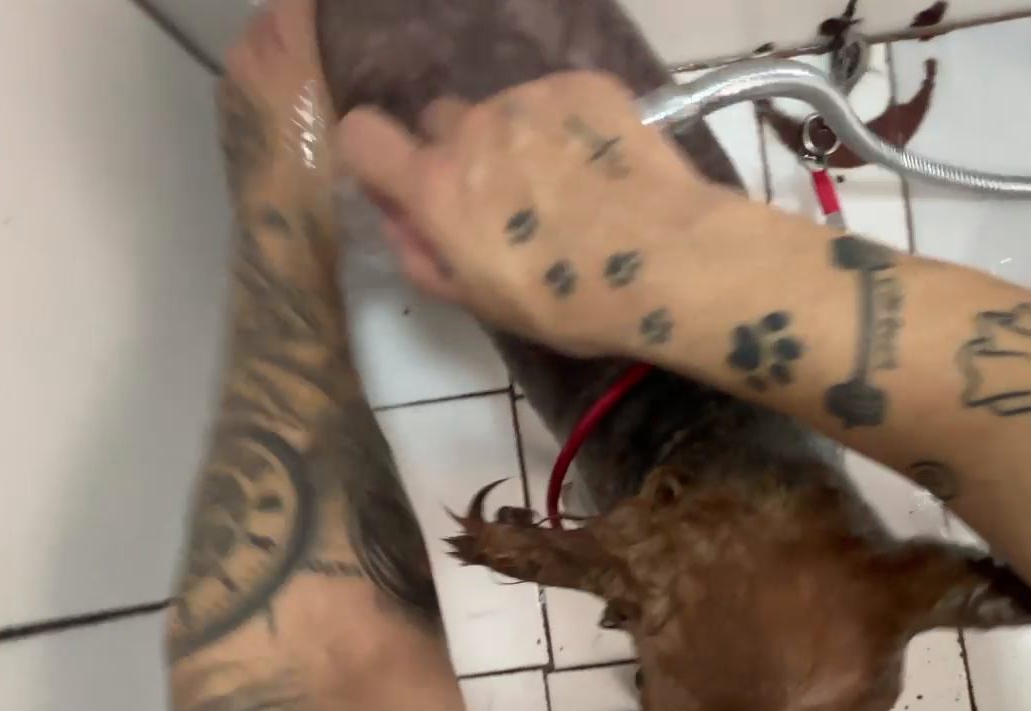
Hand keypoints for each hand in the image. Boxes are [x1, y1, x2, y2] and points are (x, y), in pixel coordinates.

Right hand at [336, 72, 732, 356]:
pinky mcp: (583, 87)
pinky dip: (569, 130)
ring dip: (519, 144)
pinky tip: (604, 173)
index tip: (407, 185)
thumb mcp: (485, 304)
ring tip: (572, 194)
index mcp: (437, 189)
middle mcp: (473, 129)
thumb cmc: (570, 303)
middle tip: (509, 205)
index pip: (363, 138)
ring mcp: (529, 101)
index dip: (378, 159)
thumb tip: (399, 226)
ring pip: (503, 112)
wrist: (667, 263)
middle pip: (441, 123)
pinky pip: (557, 102)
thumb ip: (427, 260)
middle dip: (461, 156)